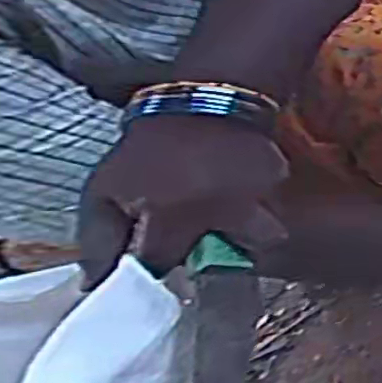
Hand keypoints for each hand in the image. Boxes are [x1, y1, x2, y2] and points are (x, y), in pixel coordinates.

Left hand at [77, 115, 289, 285]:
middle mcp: (230, 209)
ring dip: (251, 226)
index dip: (156, 266)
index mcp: (180, 216)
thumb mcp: (104, 192)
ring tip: (228, 216)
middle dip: (241, 250)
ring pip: (270, 223)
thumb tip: (101, 278)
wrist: (203, 105)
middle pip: (256, 245)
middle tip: (217, 242)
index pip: (169, 262)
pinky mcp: (279, 175)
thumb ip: (102, 237)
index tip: (151, 260)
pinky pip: (272, 198)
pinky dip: (256, 199)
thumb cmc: (148, 152)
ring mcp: (262, 191)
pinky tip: (236, 185)